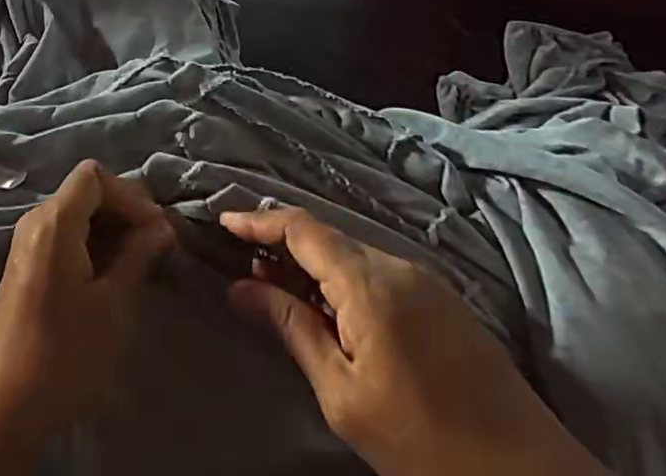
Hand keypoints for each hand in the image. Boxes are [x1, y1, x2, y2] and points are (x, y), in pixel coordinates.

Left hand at [0, 160, 173, 475]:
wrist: (4, 407)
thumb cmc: (64, 354)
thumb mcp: (112, 306)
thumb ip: (137, 256)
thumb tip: (161, 227)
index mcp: (54, 222)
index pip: (94, 176)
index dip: (131, 195)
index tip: (157, 228)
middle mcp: (35, 221)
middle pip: (85, 190)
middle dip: (125, 208)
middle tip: (158, 241)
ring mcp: (27, 242)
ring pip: (76, 211)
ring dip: (112, 226)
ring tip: (143, 257)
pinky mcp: (27, 264)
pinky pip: (65, 233)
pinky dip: (94, 240)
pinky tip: (116, 269)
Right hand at [221, 207, 602, 475]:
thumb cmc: (426, 445)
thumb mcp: (344, 395)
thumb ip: (292, 328)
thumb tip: (240, 288)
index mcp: (370, 283)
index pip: (302, 229)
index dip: (259, 220)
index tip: (223, 221)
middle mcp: (398, 266)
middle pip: (326, 237)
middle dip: (281, 246)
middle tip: (245, 271)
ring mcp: (425, 281)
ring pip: (351, 254)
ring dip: (311, 266)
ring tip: (279, 293)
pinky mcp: (442, 302)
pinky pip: (376, 273)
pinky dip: (342, 281)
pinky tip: (330, 312)